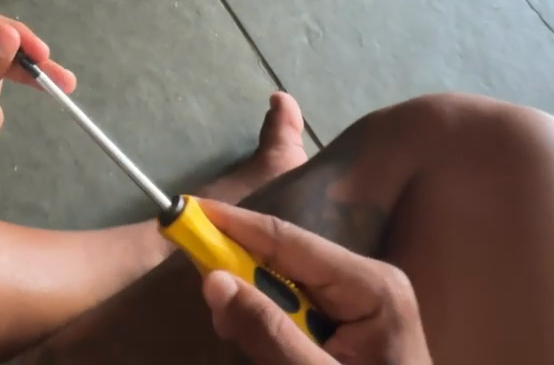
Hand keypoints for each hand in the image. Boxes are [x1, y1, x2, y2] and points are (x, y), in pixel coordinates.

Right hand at [198, 200, 430, 364]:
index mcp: (370, 285)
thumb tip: (212, 280)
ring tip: (232, 329)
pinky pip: (292, 306)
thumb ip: (269, 334)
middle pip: (282, 256)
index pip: (286, 239)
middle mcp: (363, 279)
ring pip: (283, 280)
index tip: (182, 209)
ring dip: (251, 300)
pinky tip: (259, 344)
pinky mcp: (346, 324)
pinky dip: (267, 321)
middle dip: (238, 267)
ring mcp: (357, 301)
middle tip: (199, 279)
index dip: (232, 223)